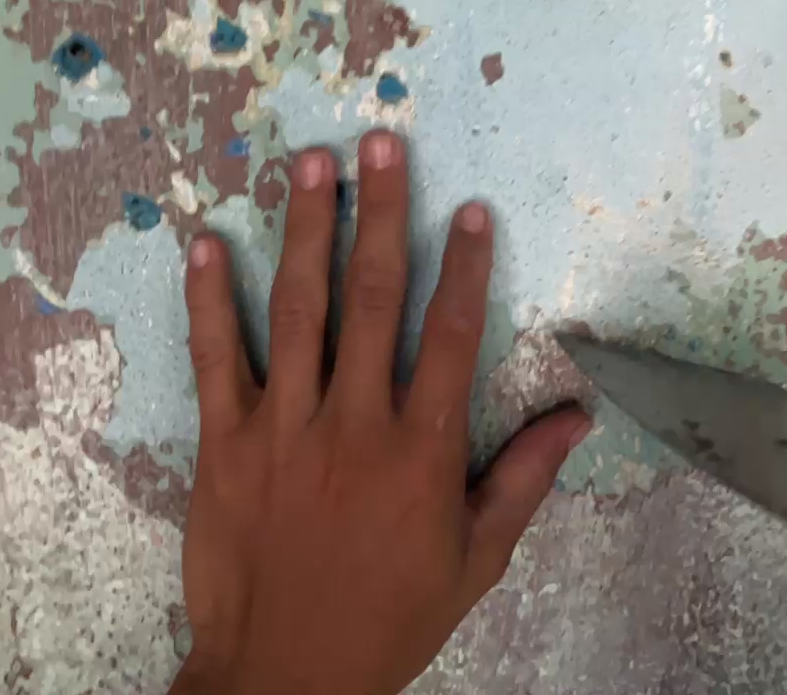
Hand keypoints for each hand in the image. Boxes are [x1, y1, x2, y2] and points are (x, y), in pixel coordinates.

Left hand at [170, 130, 592, 694]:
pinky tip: (207, 243)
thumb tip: (578, 416)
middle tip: (381, 144)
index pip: (451, 337)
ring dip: (306, 230)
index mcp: (420, 450)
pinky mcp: (224, 440)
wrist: (284, 678)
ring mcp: (282, 425)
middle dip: (380, 214)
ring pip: (297, 311)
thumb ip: (525, 478)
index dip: (464, 268)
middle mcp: (353, 422)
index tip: (469, 209)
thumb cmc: (390, 614)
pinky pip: (216, 358)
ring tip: (311, 164)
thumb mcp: (477, 557)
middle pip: (371, 299)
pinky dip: (210, 298)